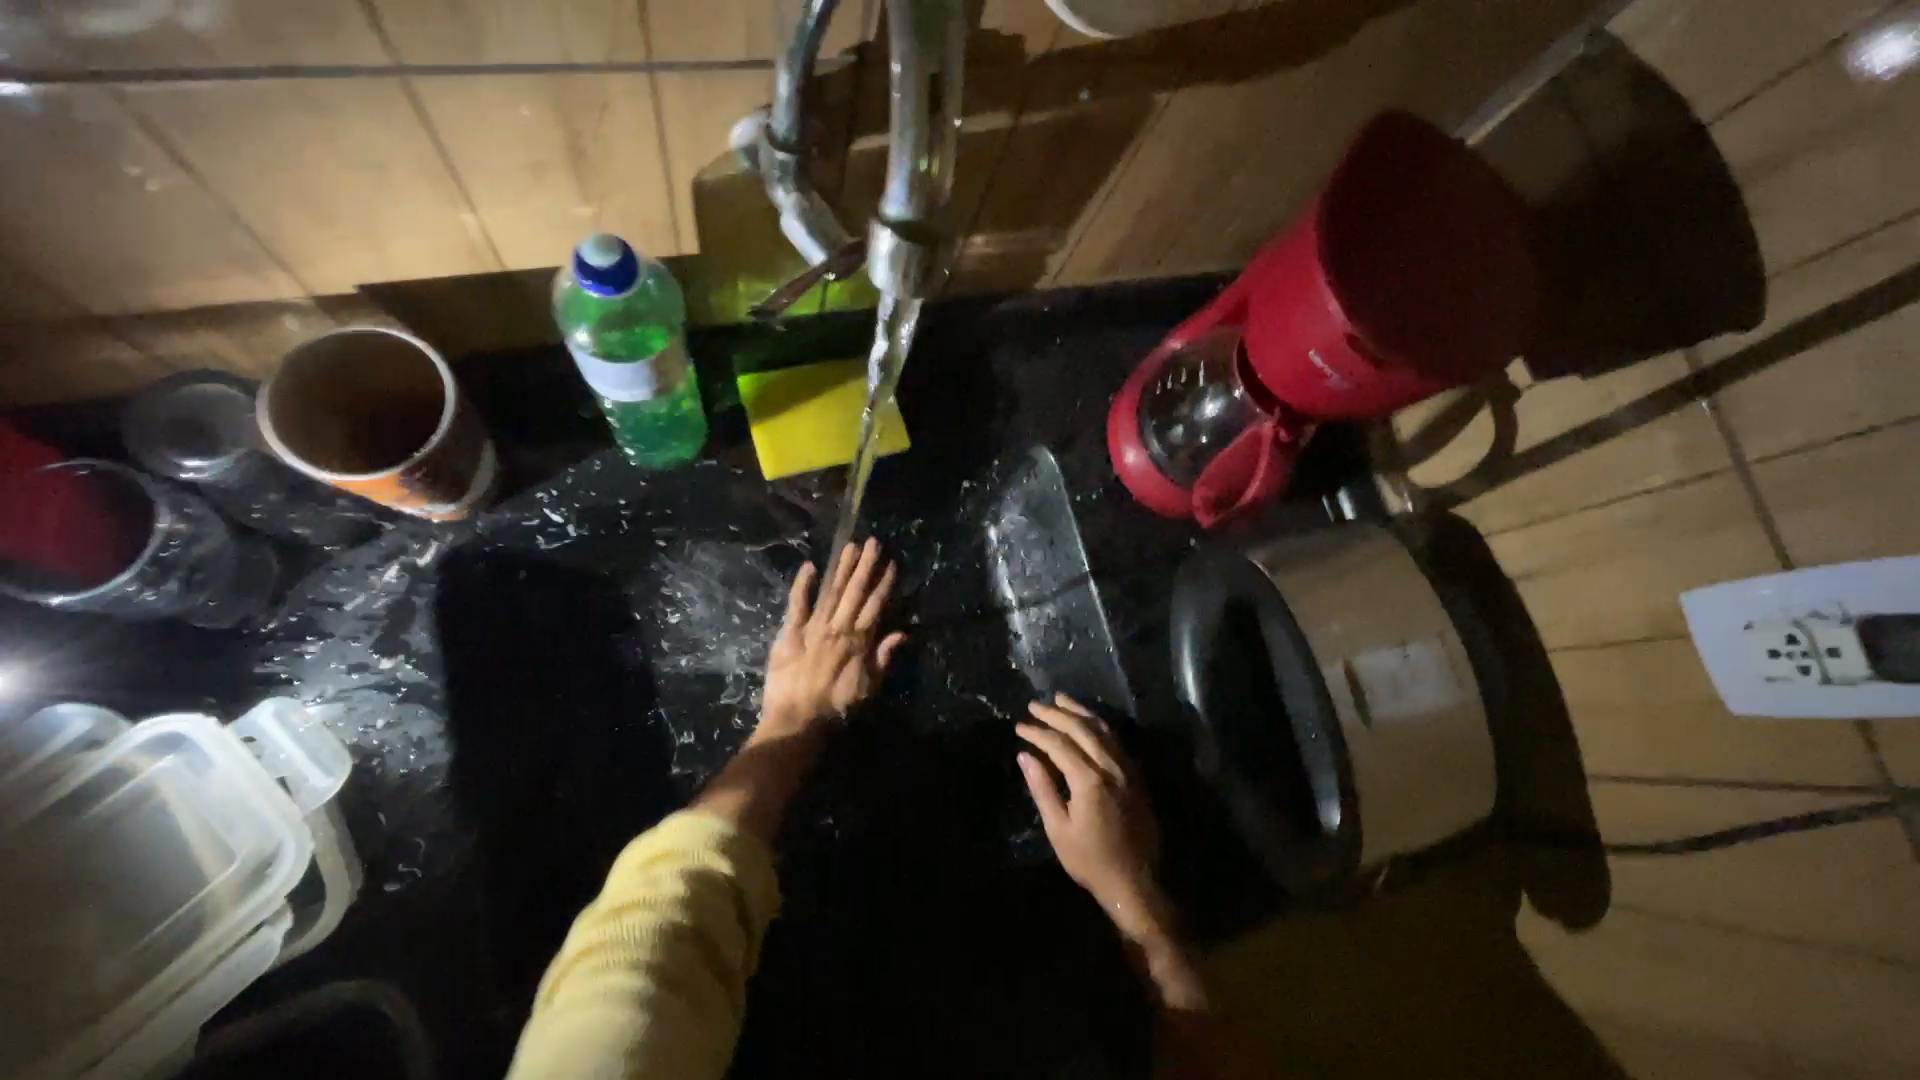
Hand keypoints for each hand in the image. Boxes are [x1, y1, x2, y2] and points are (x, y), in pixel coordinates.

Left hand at [761, 538, 906, 737]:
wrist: (797, 721)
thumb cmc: (836, 709)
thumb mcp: (869, 689)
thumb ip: (883, 659)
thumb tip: (901, 634)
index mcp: (858, 642)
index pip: (875, 606)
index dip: (884, 584)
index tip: (891, 563)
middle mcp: (837, 629)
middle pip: (854, 592)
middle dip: (865, 566)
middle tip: (872, 542)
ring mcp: (812, 628)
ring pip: (830, 592)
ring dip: (841, 569)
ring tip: (850, 547)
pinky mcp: (789, 634)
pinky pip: (797, 605)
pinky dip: (803, 586)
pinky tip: (809, 567)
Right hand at [1016, 695, 1168, 941]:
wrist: (1135, 882)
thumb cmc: (1090, 860)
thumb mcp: (1058, 829)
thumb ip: (1043, 788)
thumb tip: (1026, 756)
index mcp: (1089, 780)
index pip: (1059, 744)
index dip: (1038, 732)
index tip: (1020, 726)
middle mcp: (1111, 767)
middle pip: (1082, 729)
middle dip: (1057, 714)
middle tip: (1035, 705)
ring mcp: (1128, 770)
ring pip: (1104, 730)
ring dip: (1080, 712)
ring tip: (1061, 700)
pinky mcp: (1137, 776)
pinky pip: (1117, 741)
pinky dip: (1099, 726)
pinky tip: (1088, 723)